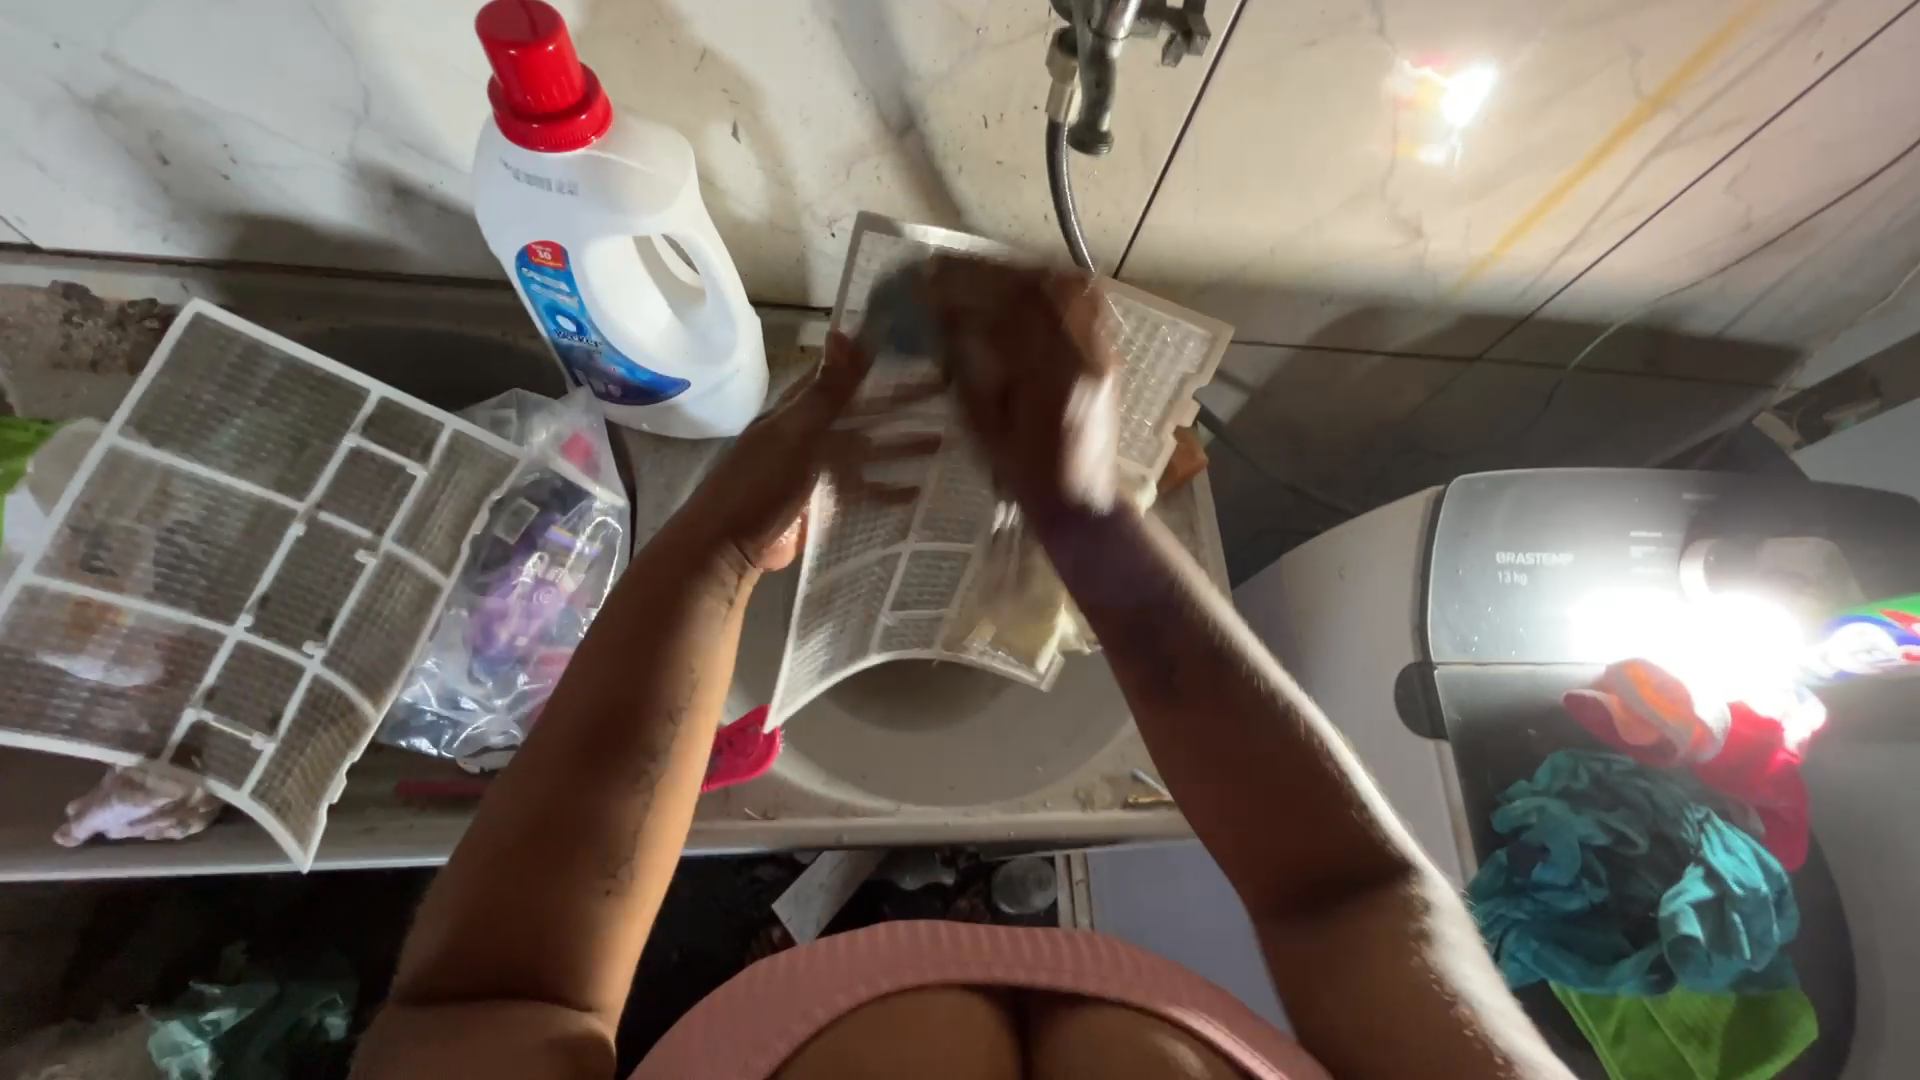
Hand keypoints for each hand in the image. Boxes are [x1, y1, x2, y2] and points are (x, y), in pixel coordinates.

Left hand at [671, 331, 939, 574]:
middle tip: (946, 393)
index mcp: (799, 409)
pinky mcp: (823, 502)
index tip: (918, 348)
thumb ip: (826, 390)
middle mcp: (810, 432)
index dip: (878, 360)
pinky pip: (862, 490)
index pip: (844, 375)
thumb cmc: (758, 483)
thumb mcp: (796, 434)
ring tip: (941, 442)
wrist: (728, 546)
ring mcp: (817, 469)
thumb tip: (844, 330)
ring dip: (902, 445)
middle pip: (864, 411)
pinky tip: (916, 493)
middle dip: (902, 403)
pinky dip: (887, 489)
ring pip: (868, 450)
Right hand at [917, 255, 1119, 520]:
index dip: (964, 288)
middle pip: (1041, 286)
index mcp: (1049, 381)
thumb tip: (943, 321)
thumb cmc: (1027, 477)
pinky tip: (1027, 293)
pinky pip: (1089, 302)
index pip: (1005, 312)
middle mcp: (1084, 357)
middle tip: (957, 271)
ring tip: (990, 277)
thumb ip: (966, 373)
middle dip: (993, 271)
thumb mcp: (984, 431)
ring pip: (1070, 286)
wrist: (1082, 504)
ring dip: (1025, 272)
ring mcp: (1103, 353)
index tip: (931, 280)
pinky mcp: (1110, 356)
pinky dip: (1054, 288)